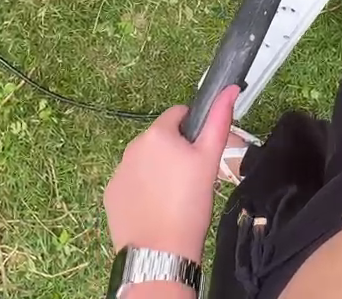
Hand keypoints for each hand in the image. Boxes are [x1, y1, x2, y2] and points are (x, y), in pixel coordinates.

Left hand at [104, 84, 238, 259]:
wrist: (161, 253)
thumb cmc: (188, 205)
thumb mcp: (209, 159)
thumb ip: (219, 119)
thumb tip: (230, 89)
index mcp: (157, 133)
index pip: (178, 114)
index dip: (193, 131)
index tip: (199, 154)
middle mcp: (132, 146)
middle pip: (161, 138)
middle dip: (175, 151)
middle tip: (190, 177)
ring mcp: (119, 171)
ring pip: (146, 160)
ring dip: (159, 169)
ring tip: (174, 196)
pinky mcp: (111, 194)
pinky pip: (131, 182)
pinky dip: (143, 189)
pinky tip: (156, 206)